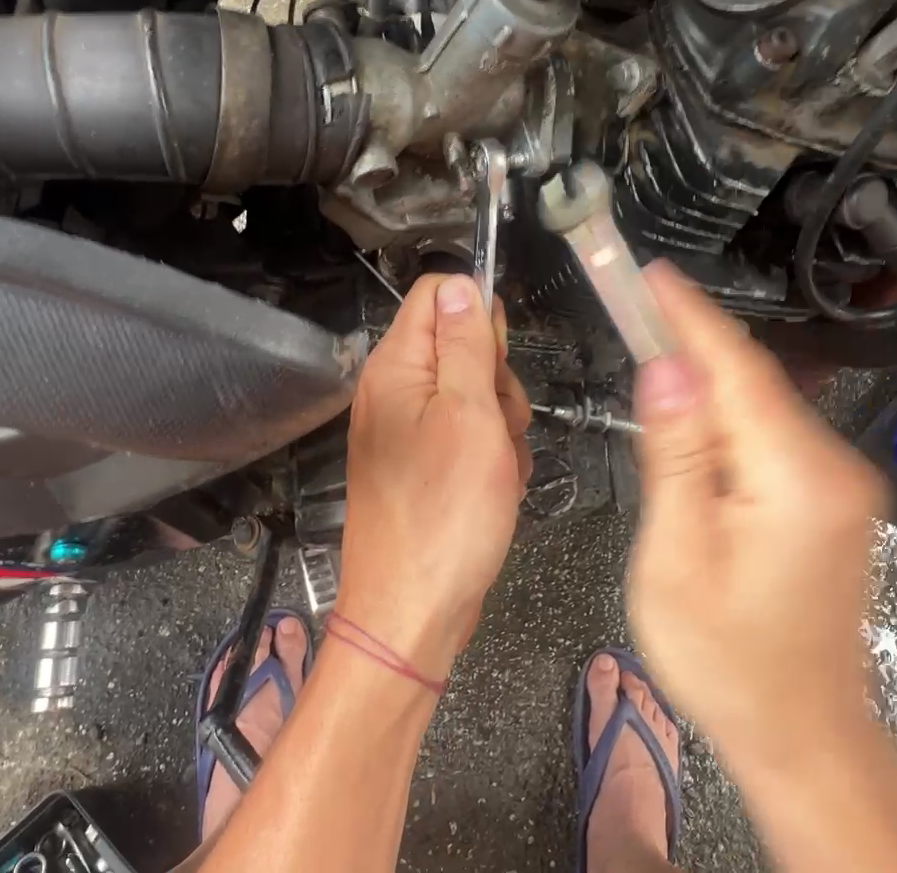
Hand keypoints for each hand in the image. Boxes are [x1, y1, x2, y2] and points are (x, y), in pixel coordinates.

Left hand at [340, 274, 531, 677]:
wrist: (413, 614)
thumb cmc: (443, 520)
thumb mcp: (469, 417)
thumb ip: (467, 345)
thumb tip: (460, 283)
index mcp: (395, 368)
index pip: (436, 295)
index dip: (479, 313)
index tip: (500, 359)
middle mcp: (395, 393)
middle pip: (463, 348)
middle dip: (497, 382)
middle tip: (500, 426)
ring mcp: (409, 432)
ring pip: (476, 397)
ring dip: (502, 428)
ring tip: (497, 469)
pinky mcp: (425, 468)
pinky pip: (471, 440)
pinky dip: (491, 460)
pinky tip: (491, 492)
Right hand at [626, 261, 887, 767]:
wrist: (800, 733)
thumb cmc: (727, 659)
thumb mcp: (677, 556)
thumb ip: (674, 457)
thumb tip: (664, 371)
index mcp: (795, 477)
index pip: (735, 369)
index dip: (688, 317)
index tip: (651, 274)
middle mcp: (831, 467)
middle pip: (751, 382)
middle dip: (691, 342)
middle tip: (635, 307)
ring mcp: (837, 484)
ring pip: (760, 406)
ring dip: (705, 378)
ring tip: (649, 349)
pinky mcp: (827, 500)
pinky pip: (770, 436)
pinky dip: (726, 415)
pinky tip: (689, 414)